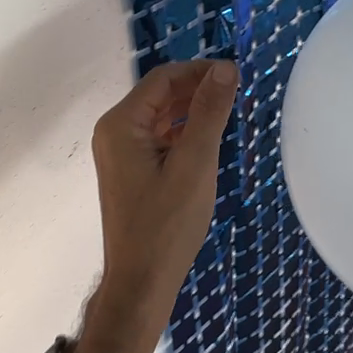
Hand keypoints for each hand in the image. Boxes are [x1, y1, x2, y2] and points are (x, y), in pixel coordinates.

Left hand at [64, 59, 239, 352]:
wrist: (141, 285)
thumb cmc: (167, 224)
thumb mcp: (195, 164)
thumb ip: (209, 111)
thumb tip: (226, 67)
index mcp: (121, 123)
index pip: (163, 78)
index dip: (200, 71)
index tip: (236, 73)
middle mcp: (114, 131)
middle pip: (160, 94)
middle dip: (198, 89)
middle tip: (238, 92)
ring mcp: (120, 152)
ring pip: (161, 115)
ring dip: (193, 110)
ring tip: (230, 111)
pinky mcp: (130, 170)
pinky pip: (159, 136)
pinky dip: (184, 131)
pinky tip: (209, 138)